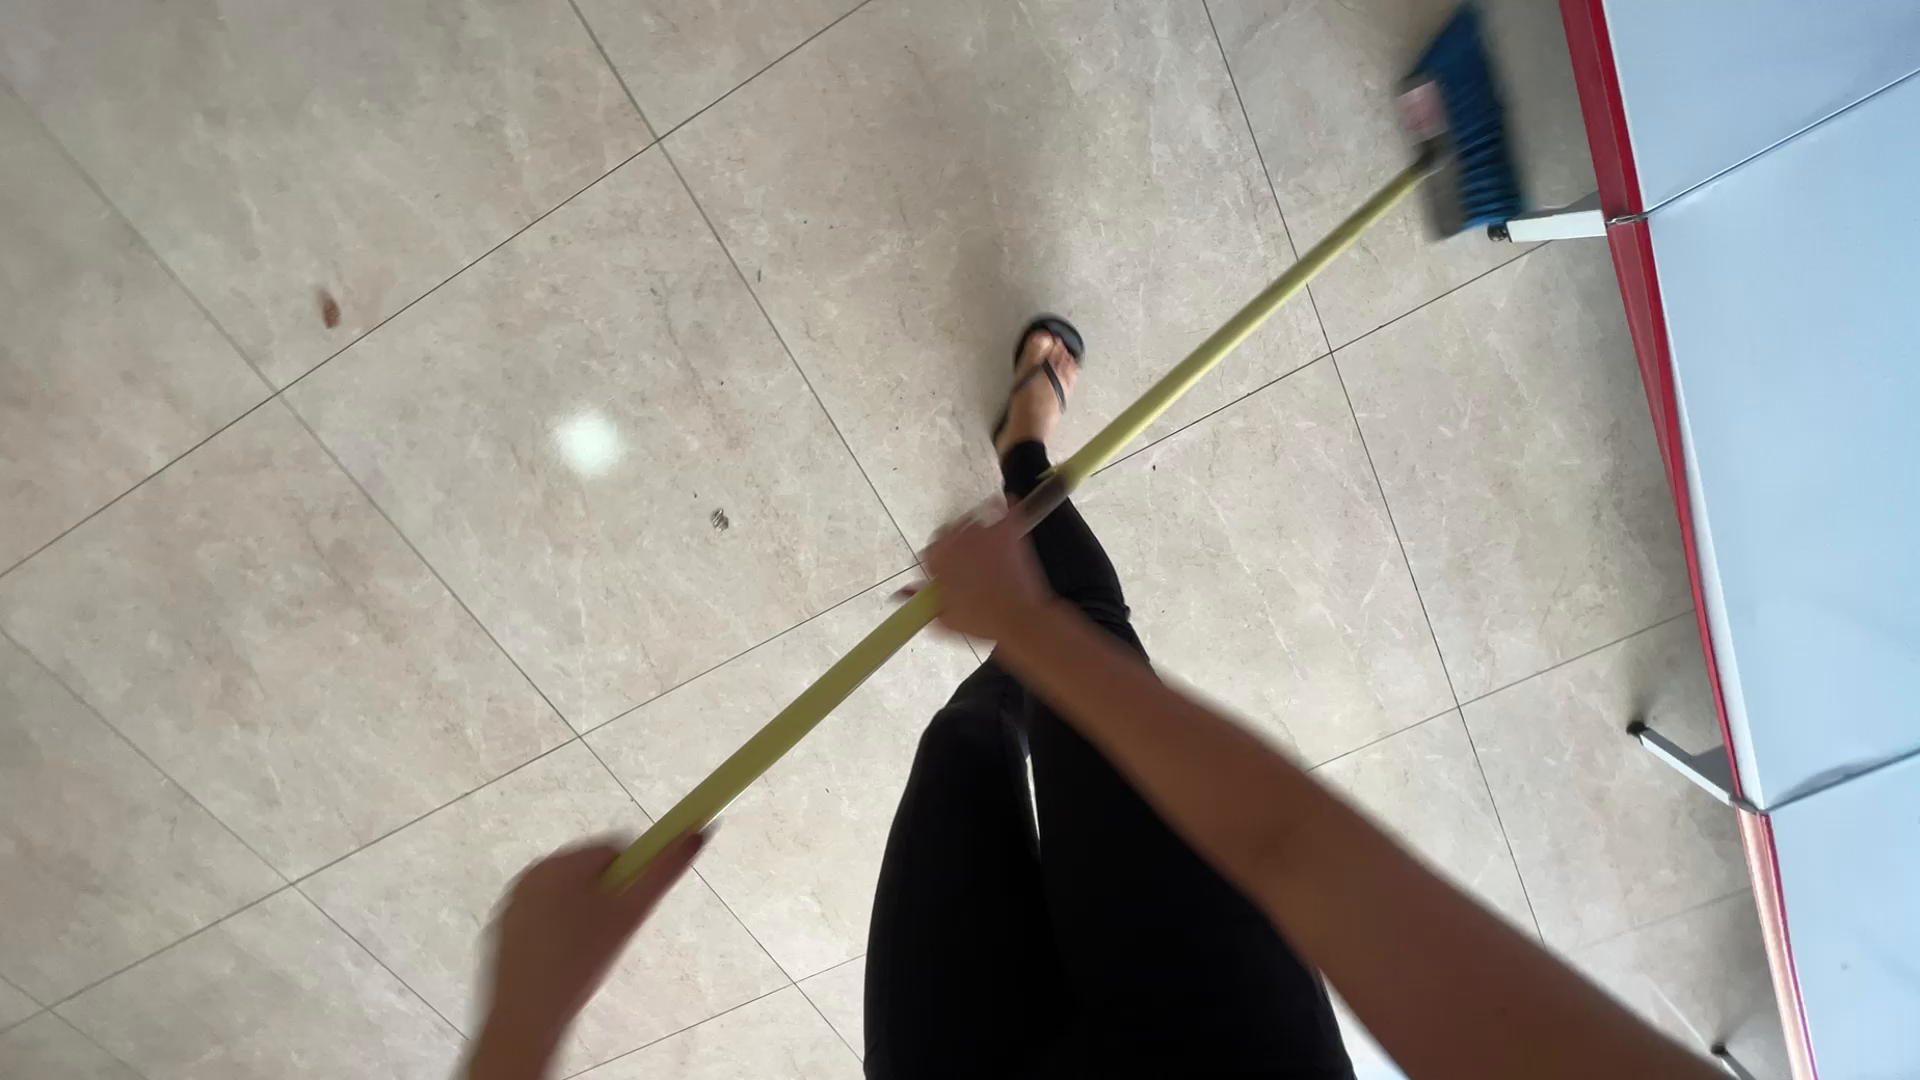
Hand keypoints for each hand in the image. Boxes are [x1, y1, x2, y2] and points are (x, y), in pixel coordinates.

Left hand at [468, 833, 705, 1079]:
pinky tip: (565, 956)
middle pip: (592, 869)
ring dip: (587, 909)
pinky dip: (561, 925)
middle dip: (607, 893)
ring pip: (571, 891)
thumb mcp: (633, 912)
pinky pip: (547, 910)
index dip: (632, 875)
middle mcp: (533, 872)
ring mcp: (514, 900)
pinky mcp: (503, 926)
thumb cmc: (582, 961)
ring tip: (587, 947)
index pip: (615, 848)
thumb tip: (699, 833)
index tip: (630, 906)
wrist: (527, 1021)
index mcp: (560, 862)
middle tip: (609, 930)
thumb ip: (666, 868)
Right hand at [921, 499, 1052, 639]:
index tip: (945, 575)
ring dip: (976, 532)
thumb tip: (901, 592)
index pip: (930, 550)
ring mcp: (984, 531)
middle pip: (949, 532)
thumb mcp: (942, 617)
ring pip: (974, 521)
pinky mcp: (1009, 530)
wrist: (1018, 617)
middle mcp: (957, 537)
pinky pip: (1006, 508)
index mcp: (938, 556)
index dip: (938, 563)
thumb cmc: (980, 621)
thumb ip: (920, 599)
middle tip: (965, 566)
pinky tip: (1005, 511)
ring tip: (984, 551)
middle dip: (955, 545)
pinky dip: (1005, 509)